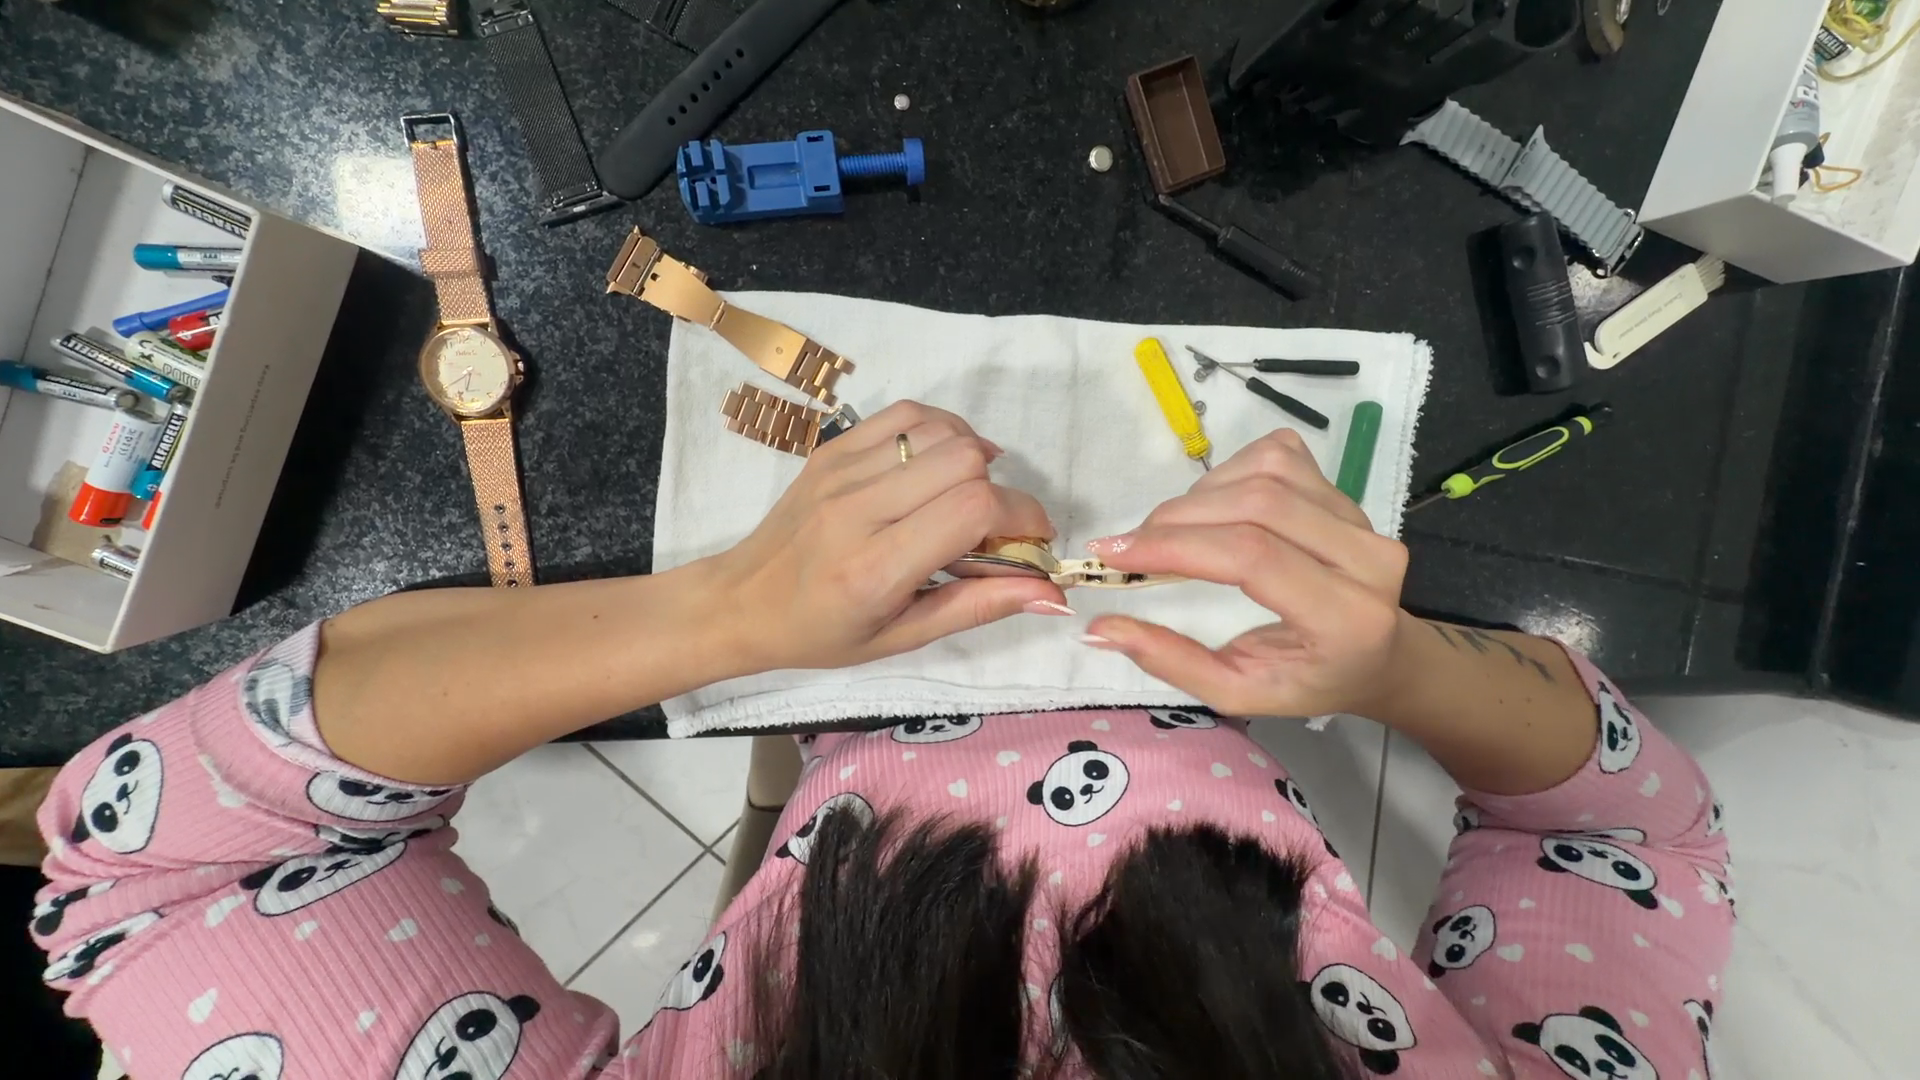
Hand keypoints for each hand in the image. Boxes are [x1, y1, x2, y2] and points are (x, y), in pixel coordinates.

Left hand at [707, 401, 1070, 671]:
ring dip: (975, 461)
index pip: (971, 511)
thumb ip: (978, 607)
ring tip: (971, 497)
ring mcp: (841, 469)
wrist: (742, 600)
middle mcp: (858, 508)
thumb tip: (1053, 595)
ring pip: (940, 431)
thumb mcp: (902, 637)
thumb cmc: (823, 633)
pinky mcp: (833, 448)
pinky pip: (908, 414)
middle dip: (1003, 493)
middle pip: (964, 461)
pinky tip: (945, 462)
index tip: (1035, 540)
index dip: (1022, 516)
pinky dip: (943, 431)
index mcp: (875, 568)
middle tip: (998, 529)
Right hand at [1082, 429, 1411, 717]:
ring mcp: (1358, 515)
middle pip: (1254, 506)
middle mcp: (1365, 556)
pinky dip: (1227, 474)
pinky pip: (1275, 457)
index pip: (1252, 557)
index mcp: (1345, 616)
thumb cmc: (1308, 679)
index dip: (1176, 546)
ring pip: (1262, 474)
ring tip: (1173, 533)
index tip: (1114, 553)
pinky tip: (1214, 507)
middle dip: (1174, 520)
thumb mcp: (1239, 693)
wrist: (1379, 654)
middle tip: (1129, 546)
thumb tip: (1098, 630)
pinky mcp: (1343, 490)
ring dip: (1198, 497)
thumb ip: (1172, 662)